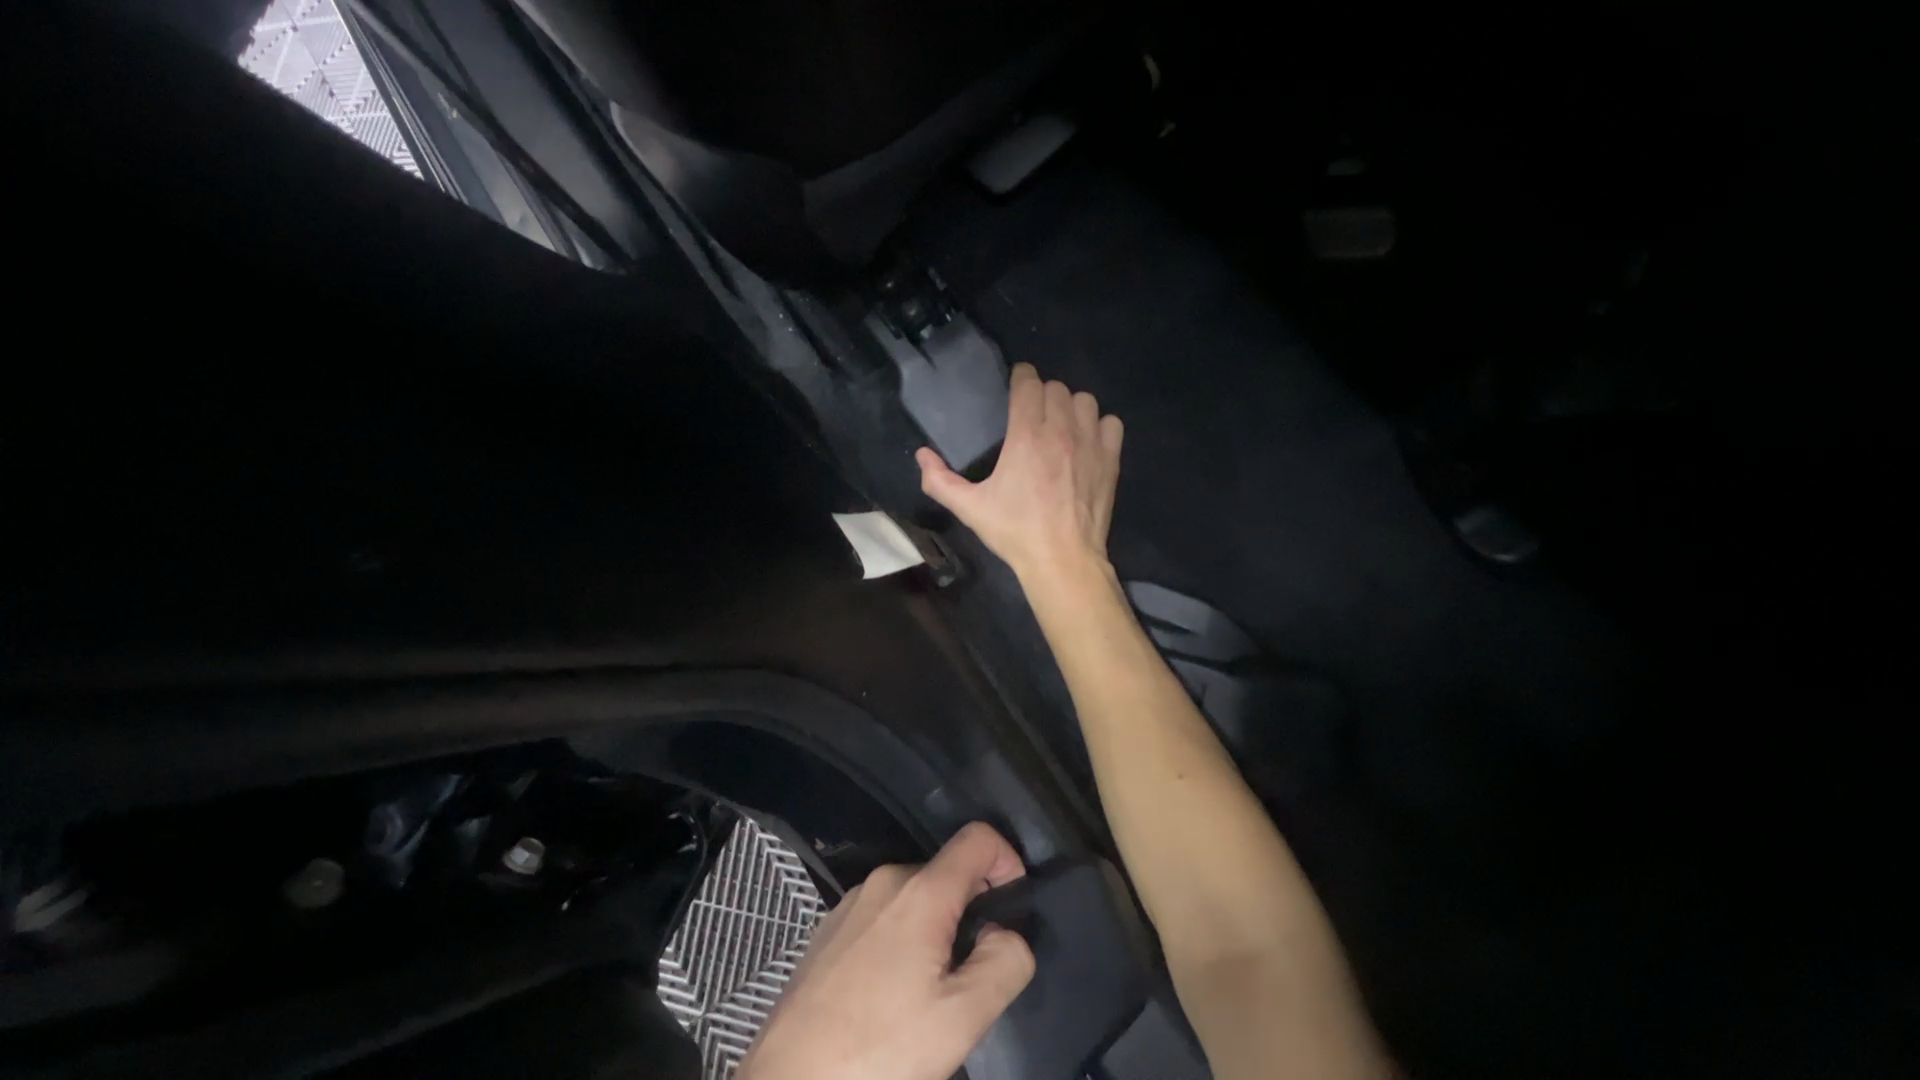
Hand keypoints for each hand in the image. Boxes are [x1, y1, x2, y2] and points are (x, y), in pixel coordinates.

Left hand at [736, 823, 1035, 1079]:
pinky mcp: (827, 931)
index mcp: (918, 891)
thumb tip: (1007, 932)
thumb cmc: (879, 1048)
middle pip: (947, 876)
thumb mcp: (962, 1017)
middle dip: (970, 915)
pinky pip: (883, 920)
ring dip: (935, 935)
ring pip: (914, 902)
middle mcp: (881, 882)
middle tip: (968, 980)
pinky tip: (888, 999)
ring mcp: (849, 905)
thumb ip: (1005, 962)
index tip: (1012, 913)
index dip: (1009, 863)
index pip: (979, 838)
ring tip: (925, 998)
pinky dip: (901, 945)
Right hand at [916, 363, 1123, 581]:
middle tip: (1033, 413)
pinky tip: (1086, 440)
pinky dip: (1099, 425)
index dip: (1020, 377)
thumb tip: (921, 455)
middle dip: (1042, 394)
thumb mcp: (970, 509)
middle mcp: (1060, 431)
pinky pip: (1111, 422)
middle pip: (1056, 388)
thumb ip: (940, 481)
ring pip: (1085, 400)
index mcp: (1026, 436)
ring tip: (1060, 424)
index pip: (1028, 383)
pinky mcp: (1110, 459)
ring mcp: (1090, 444)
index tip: (1015, 386)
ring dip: (1071, 406)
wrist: (1062, 558)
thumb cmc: (1015, 532)